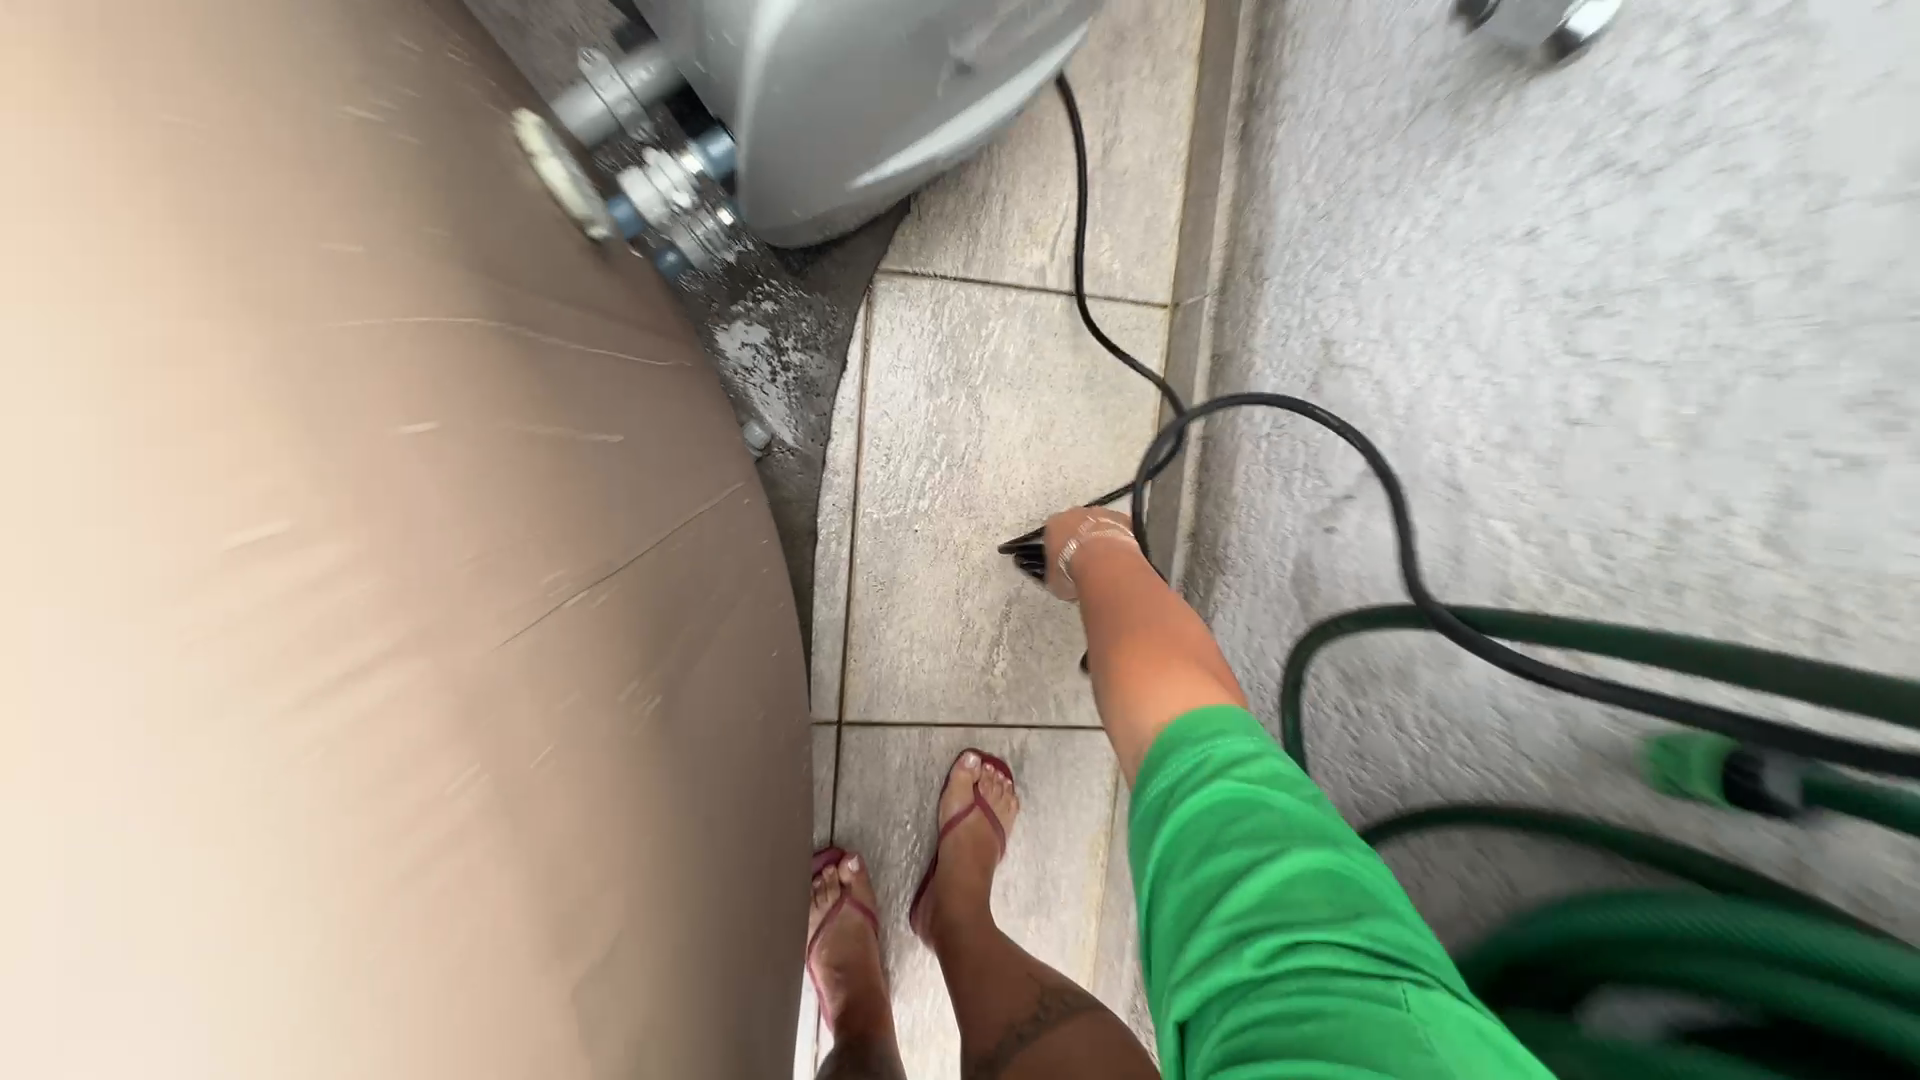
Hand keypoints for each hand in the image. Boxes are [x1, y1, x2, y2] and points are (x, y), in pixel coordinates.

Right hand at [1042, 507, 1139, 600]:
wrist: (1101, 562)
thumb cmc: (1073, 569)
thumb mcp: (1055, 580)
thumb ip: (1056, 574)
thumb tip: (1060, 581)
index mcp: (1053, 525)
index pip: (1053, 534)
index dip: (1060, 549)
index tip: (1064, 563)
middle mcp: (1075, 513)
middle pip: (1077, 524)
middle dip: (1081, 539)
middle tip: (1087, 562)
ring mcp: (1100, 513)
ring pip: (1099, 524)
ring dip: (1101, 537)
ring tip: (1106, 562)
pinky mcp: (1122, 517)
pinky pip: (1119, 527)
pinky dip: (1120, 539)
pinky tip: (1121, 557)